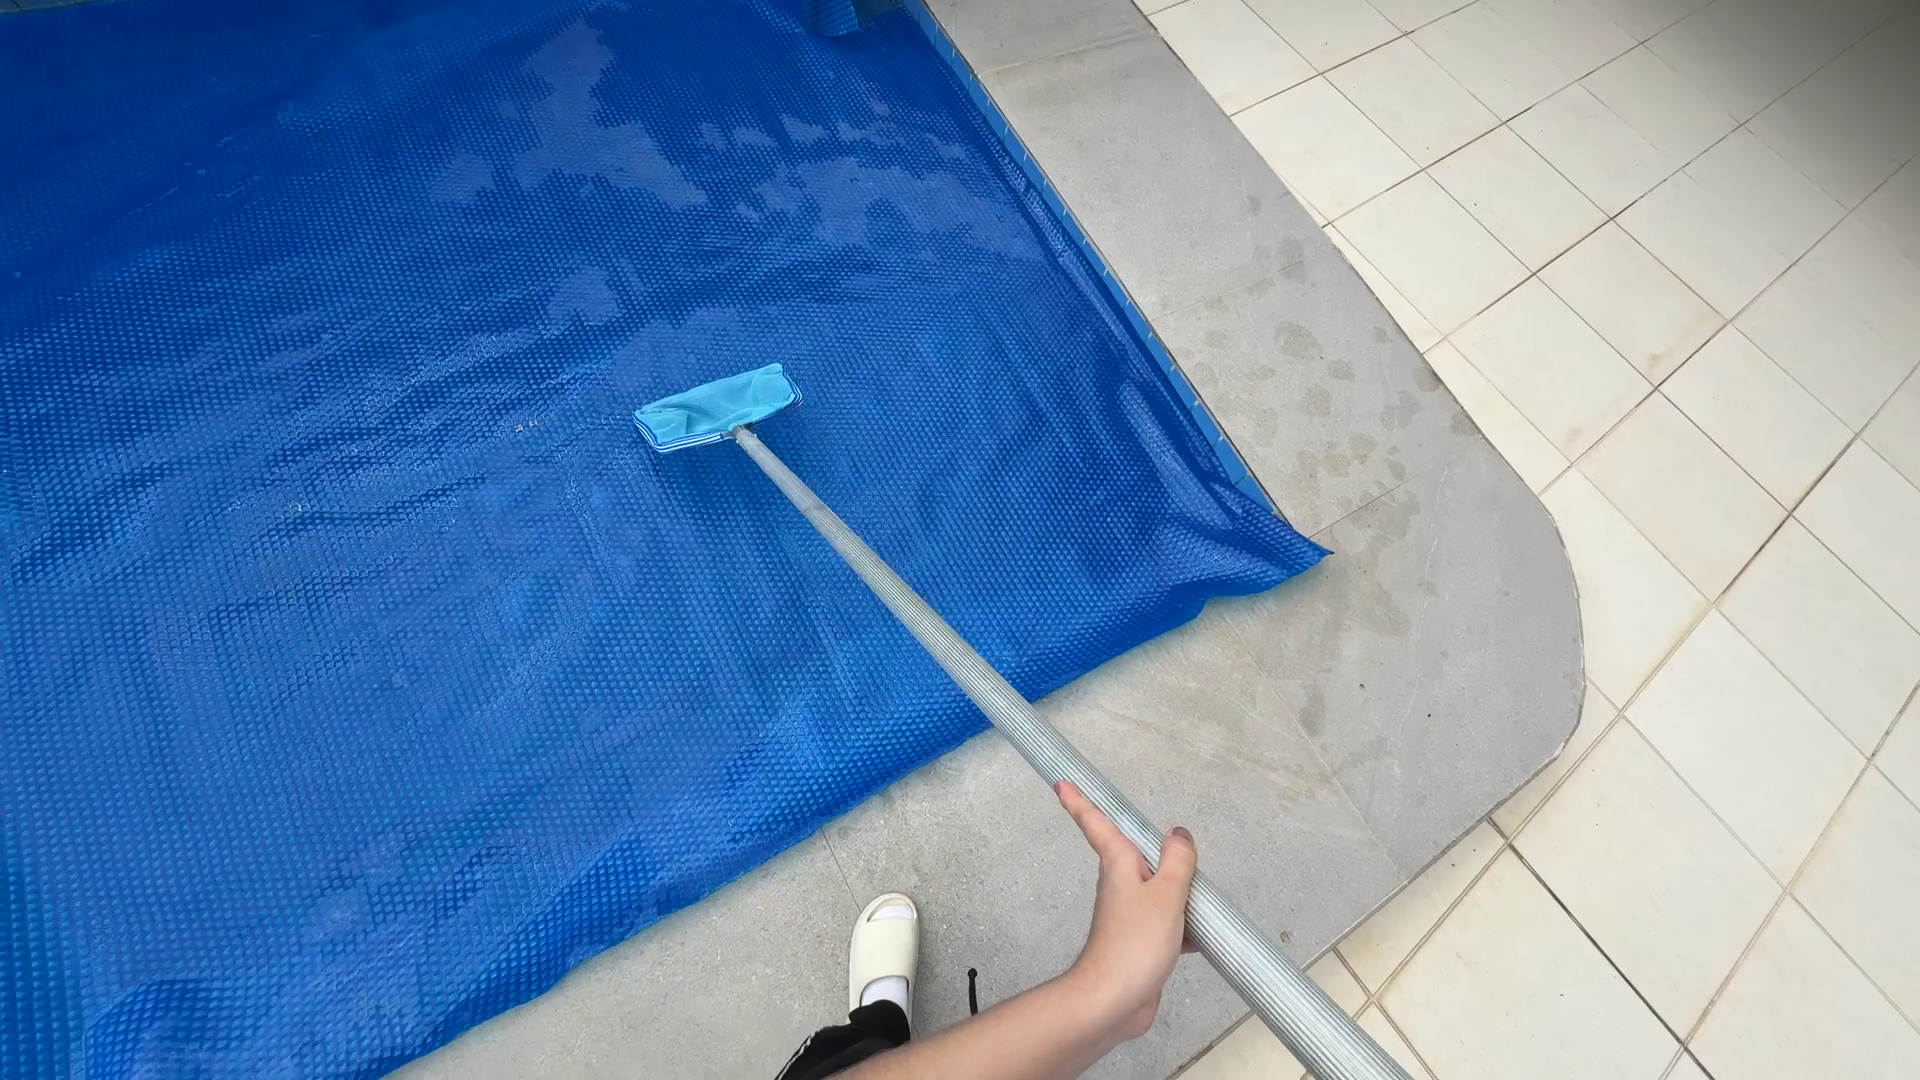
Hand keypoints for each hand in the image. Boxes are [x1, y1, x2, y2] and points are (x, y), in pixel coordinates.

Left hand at [1055, 781, 1197, 1040]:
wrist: (1115, 999)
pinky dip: (1182, 925)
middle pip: (1134, 854)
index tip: (1060, 781)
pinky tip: (1200, 937)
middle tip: (1169, 839)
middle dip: (1151, 847)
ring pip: (1155, 888)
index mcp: (1118, 863)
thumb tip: (1178, 833)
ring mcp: (1127, 912)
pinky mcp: (1139, 939)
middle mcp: (1119, 882)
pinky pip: (1164, 920)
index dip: (1078, 801)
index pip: (1095, 823)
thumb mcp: (1166, 894)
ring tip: (1199, 890)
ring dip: (1175, 889)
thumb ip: (1177, 862)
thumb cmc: (1136, 940)